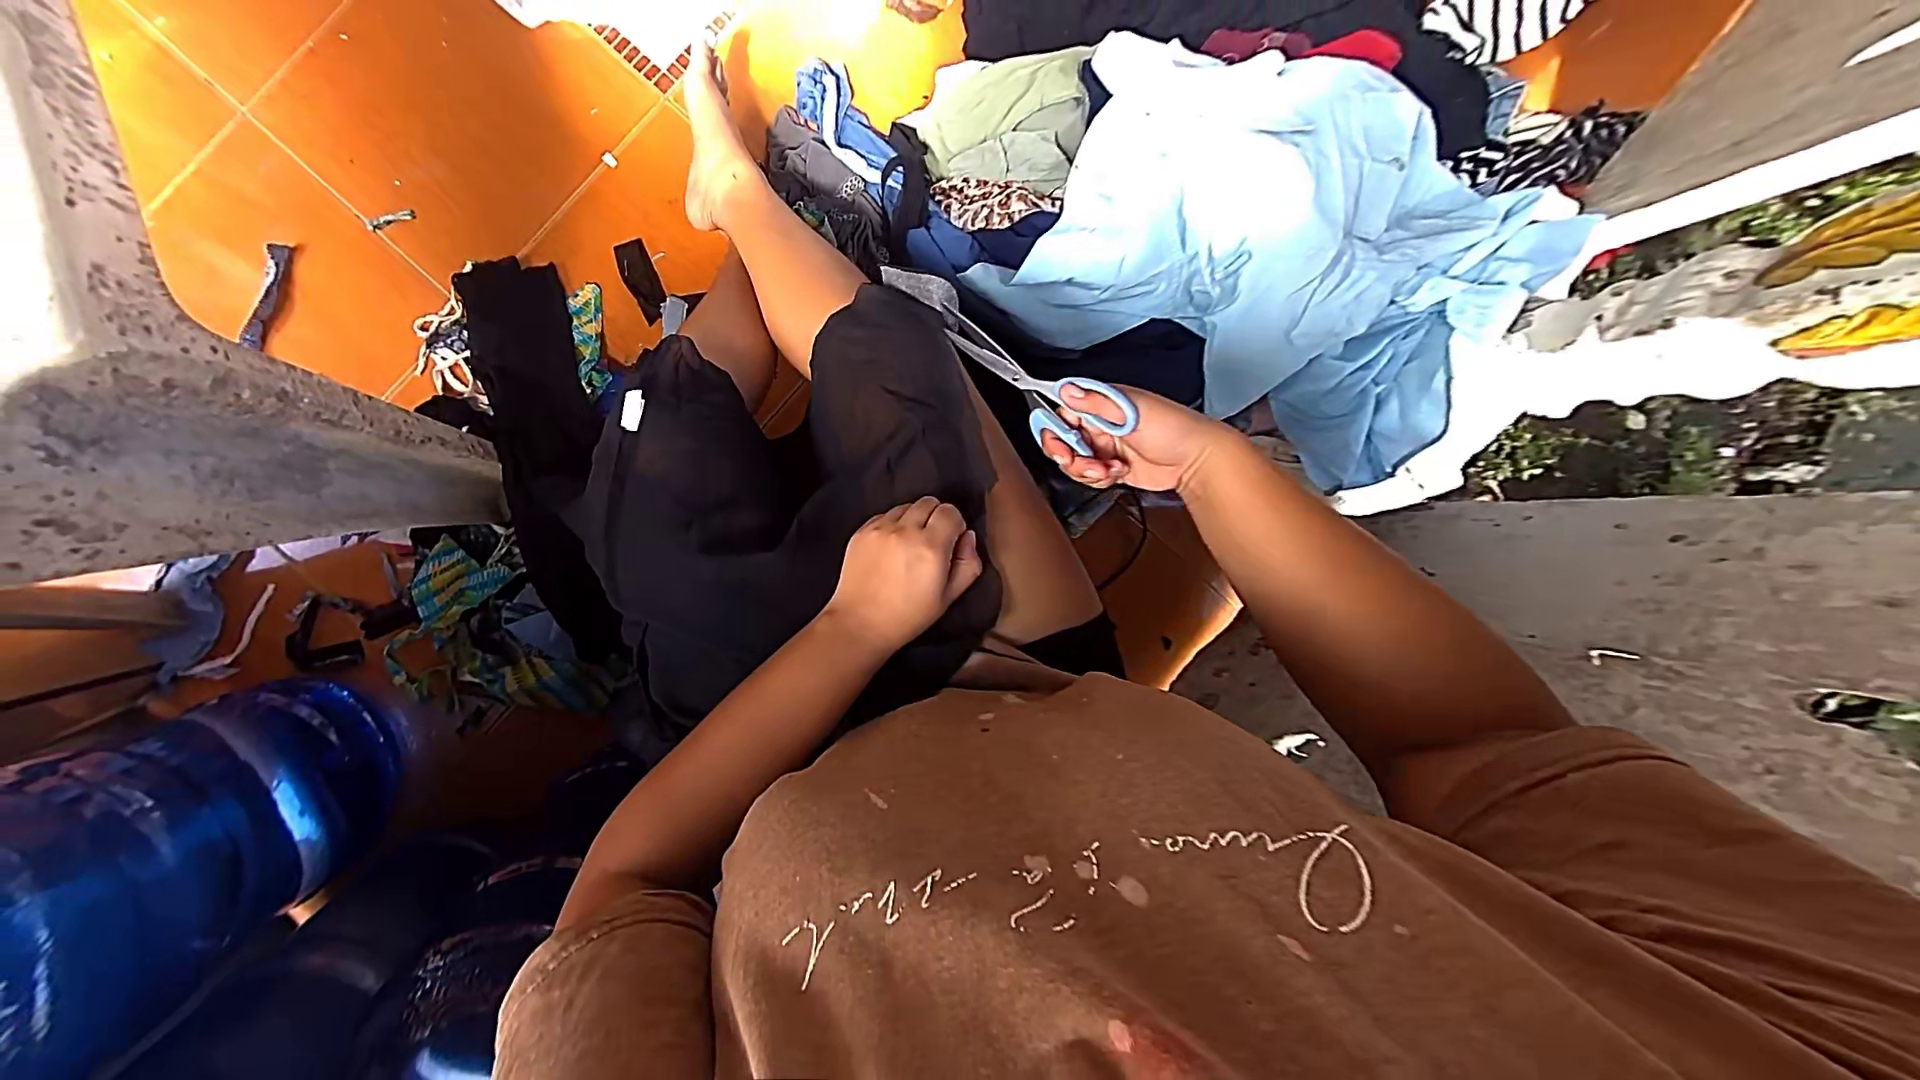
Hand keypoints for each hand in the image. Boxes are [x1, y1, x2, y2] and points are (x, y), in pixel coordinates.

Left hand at [821, 497, 982, 652]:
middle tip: (931, 542)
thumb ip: (968, 564)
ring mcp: (880, 529)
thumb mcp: (949, 597)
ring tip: (909, 545)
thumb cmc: (908, 616)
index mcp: (931, 547)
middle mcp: (905, 531)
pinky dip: (893, 525)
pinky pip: (884, 515)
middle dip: (936, 517)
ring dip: (913, 519)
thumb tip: (968, 537)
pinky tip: (891, 548)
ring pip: (906, 506)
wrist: (860, 623)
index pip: (950, 512)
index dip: (955, 525)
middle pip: (929, 502)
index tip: (950, 542)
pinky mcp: (861, 532)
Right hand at [1041, 385, 1238, 493]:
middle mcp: (1101, 424)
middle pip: (1064, 441)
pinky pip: (1090, 476)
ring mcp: (1106, 446)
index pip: (1063, 413)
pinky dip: (1098, 478)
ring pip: (1075, 462)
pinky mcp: (1111, 466)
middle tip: (1080, 461)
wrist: (1195, 460)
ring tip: (1108, 468)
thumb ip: (1096, 402)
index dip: (1056, 430)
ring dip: (1086, 470)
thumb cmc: (1173, 428)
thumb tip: (1067, 389)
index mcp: (1102, 403)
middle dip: (1069, 455)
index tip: (1062, 443)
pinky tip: (1116, 472)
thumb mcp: (1131, 411)